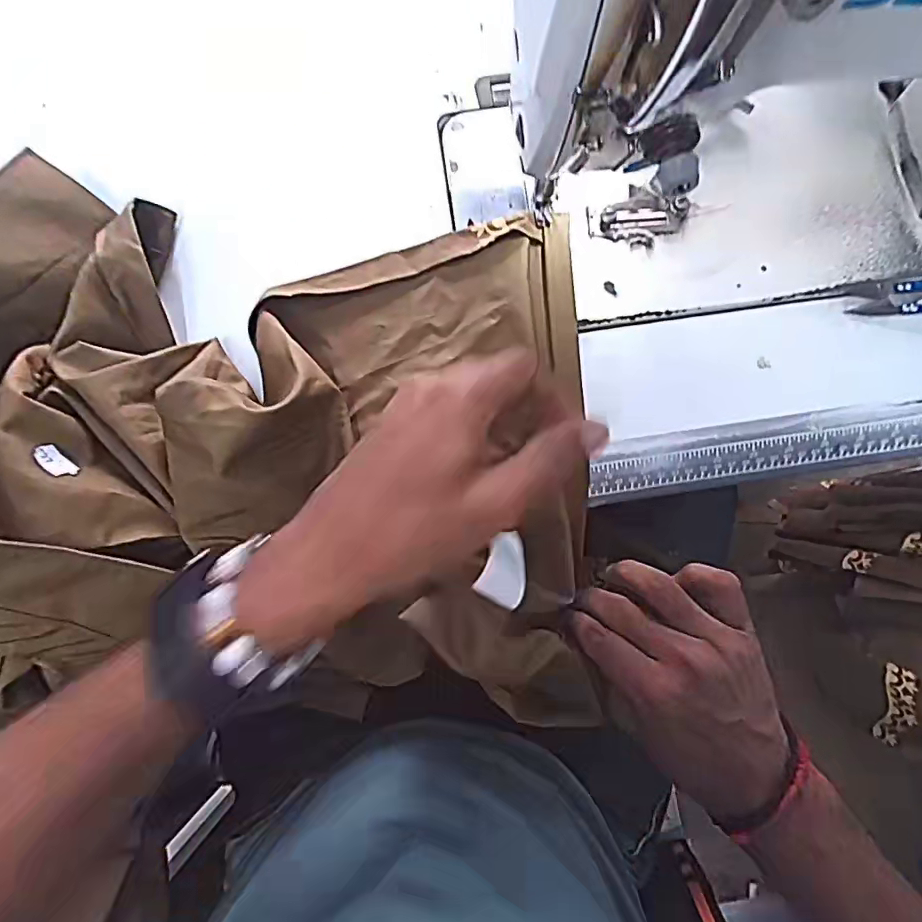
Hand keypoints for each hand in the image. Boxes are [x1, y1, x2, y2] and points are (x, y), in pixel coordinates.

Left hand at [235, 350, 606, 652]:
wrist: (330, 554)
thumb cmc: (410, 533)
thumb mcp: (495, 503)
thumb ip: (549, 460)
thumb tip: (591, 432)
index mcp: (460, 396)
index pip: (525, 367)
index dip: (556, 397)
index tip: (568, 434)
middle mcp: (429, 389)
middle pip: (498, 379)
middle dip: (530, 413)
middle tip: (544, 459)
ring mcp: (404, 405)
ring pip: (471, 398)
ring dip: (500, 426)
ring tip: (509, 476)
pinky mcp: (390, 427)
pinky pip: (443, 415)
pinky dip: (469, 435)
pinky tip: (469, 480)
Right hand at [570, 561, 789, 822]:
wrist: (756, 775)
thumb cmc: (692, 759)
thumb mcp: (636, 730)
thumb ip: (609, 682)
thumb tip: (583, 642)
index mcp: (653, 691)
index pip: (599, 636)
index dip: (576, 621)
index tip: (568, 617)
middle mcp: (684, 659)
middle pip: (620, 607)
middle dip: (591, 597)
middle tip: (583, 598)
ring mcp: (716, 640)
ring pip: (661, 585)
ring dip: (627, 573)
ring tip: (615, 575)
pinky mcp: (743, 631)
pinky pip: (718, 584)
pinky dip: (692, 574)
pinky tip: (674, 582)